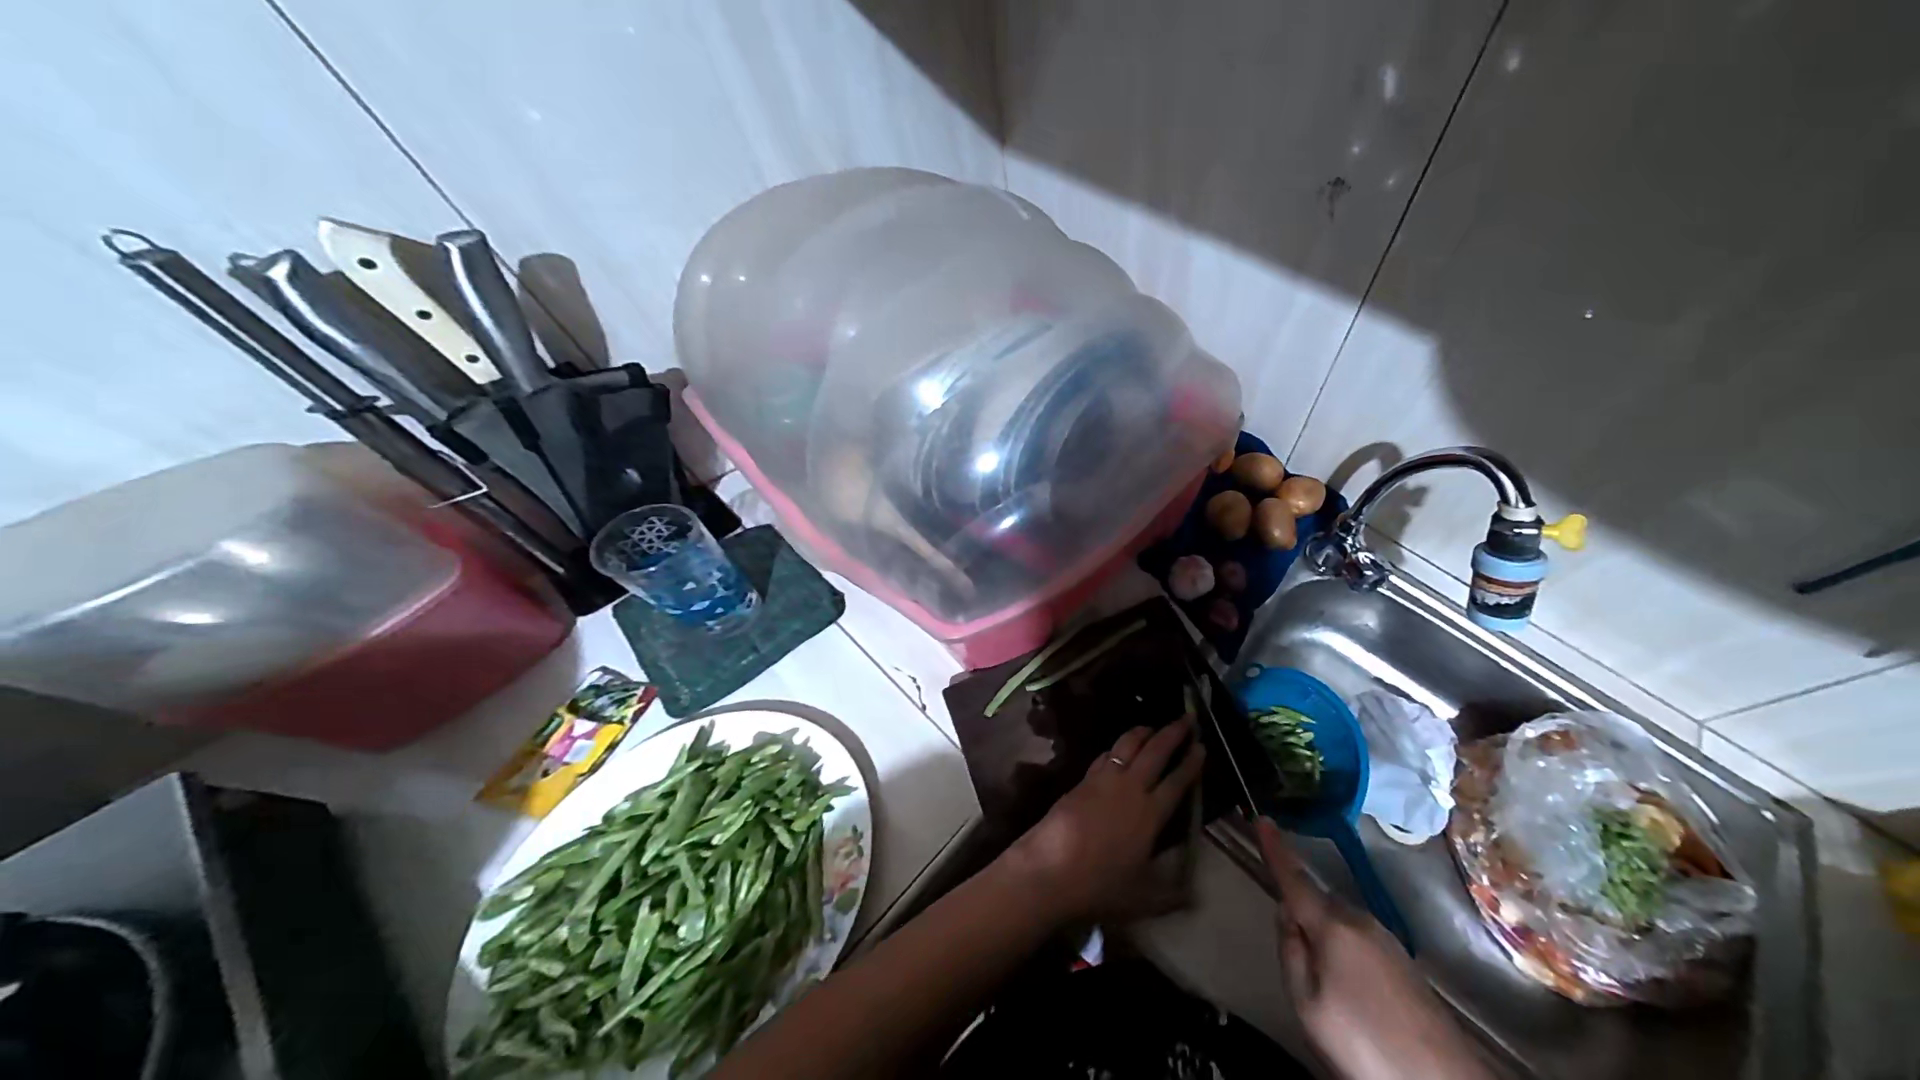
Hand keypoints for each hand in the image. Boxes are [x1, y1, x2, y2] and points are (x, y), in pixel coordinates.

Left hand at [1003, 716, 1205, 924]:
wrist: (1049, 869)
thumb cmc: (1100, 885)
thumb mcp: (1144, 897)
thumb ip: (1171, 893)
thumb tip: (1194, 894)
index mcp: (1151, 813)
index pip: (1177, 781)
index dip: (1191, 763)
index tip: (1202, 745)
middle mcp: (1129, 788)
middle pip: (1154, 752)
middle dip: (1172, 733)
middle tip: (1186, 718)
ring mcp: (1102, 781)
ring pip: (1126, 746)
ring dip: (1142, 732)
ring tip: (1152, 726)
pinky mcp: (1081, 781)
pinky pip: (1105, 756)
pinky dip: (1117, 747)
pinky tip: (1118, 749)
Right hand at [1258, 819, 1491, 1079]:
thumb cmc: (1362, 1040)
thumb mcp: (1306, 1000)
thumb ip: (1290, 949)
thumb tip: (1287, 913)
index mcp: (1333, 925)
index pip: (1295, 878)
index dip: (1276, 849)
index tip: (1262, 819)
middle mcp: (1362, 921)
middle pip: (1317, 903)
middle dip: (1302, 917)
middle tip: (1300, 969)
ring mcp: (1388, 941)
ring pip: (1339, 925)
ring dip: (1326, 941)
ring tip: (1329, 993)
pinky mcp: (1405, 964)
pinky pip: (1360, 943)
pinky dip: (1347, 956)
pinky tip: (1355, 998)